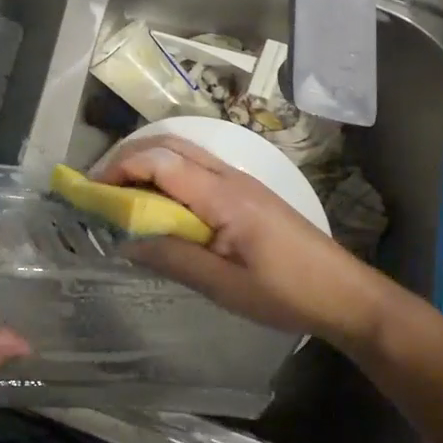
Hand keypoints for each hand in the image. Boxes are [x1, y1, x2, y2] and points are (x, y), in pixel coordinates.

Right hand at [93, 136, 393, 346]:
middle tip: (99, 187)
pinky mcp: (247, 192)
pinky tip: (157, 201)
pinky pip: (196, 166)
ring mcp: (241, 181)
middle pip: (168, 145)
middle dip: (127, 158)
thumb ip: (171, 259)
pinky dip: (166, 172)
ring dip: (146, 162)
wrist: (350, 297)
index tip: (92, 191)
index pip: (160, 161)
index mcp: (224, 196)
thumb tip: (123, 243)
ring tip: (121, 192)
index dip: (120, 169)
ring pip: (182, 151)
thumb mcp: (224, 286)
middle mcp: (230, 177)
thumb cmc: (287, 294)